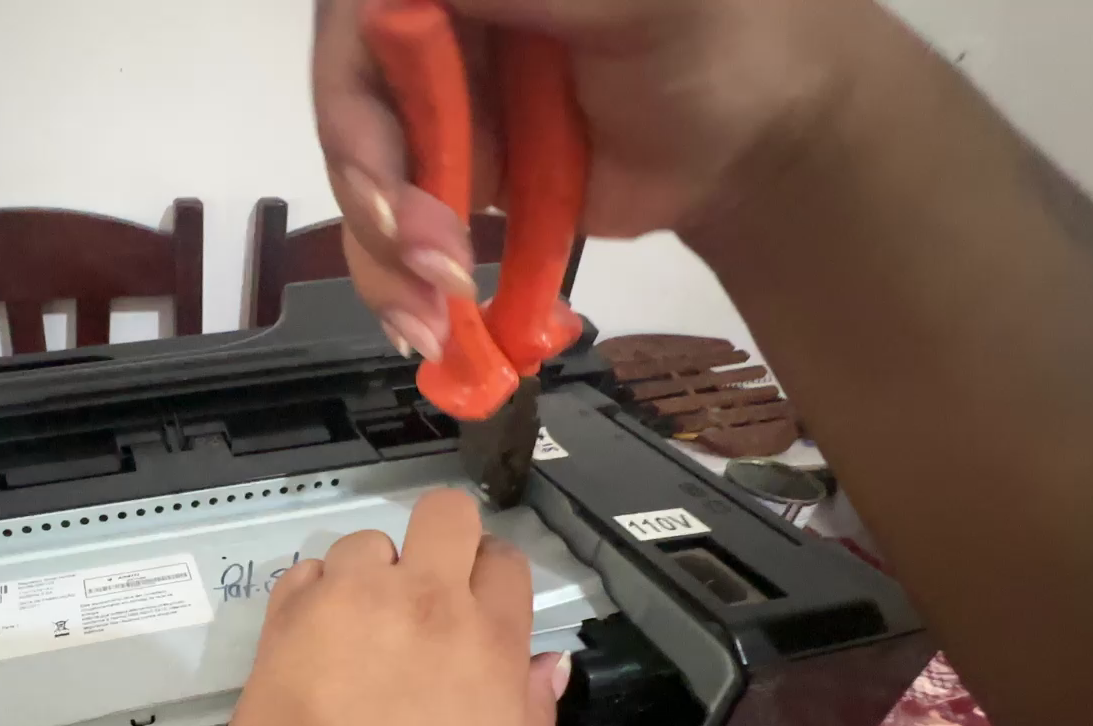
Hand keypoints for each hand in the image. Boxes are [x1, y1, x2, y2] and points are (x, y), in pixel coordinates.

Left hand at [129, 490, 571, 725]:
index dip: (493, 578)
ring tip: (359, 630)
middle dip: (444, 536)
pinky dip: (315, 595)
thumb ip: (532, 713)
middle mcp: (422, 603)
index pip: (506, 561)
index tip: (477, 604)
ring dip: (371, 574)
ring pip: (368, 541)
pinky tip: (313, 642)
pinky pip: (306, 572)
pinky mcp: (286, 616)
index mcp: (489, 643)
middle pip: (446, 512)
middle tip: (425, 588)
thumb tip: (543, 661)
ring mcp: (348, 601)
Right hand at [314, 0, 865, 357]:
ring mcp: (437, 116)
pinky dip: (399, 286)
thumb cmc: (723, 45)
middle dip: (374, 200)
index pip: (359, 20)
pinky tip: (426, 327)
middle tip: (426, 264)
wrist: (745, 145)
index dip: (349, 98)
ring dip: (383, 264)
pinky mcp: (446, 183)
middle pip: (348, 115)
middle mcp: (437, 33)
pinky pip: (391, 236)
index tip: (381, 163)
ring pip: (362, 189)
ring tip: (430, 323)